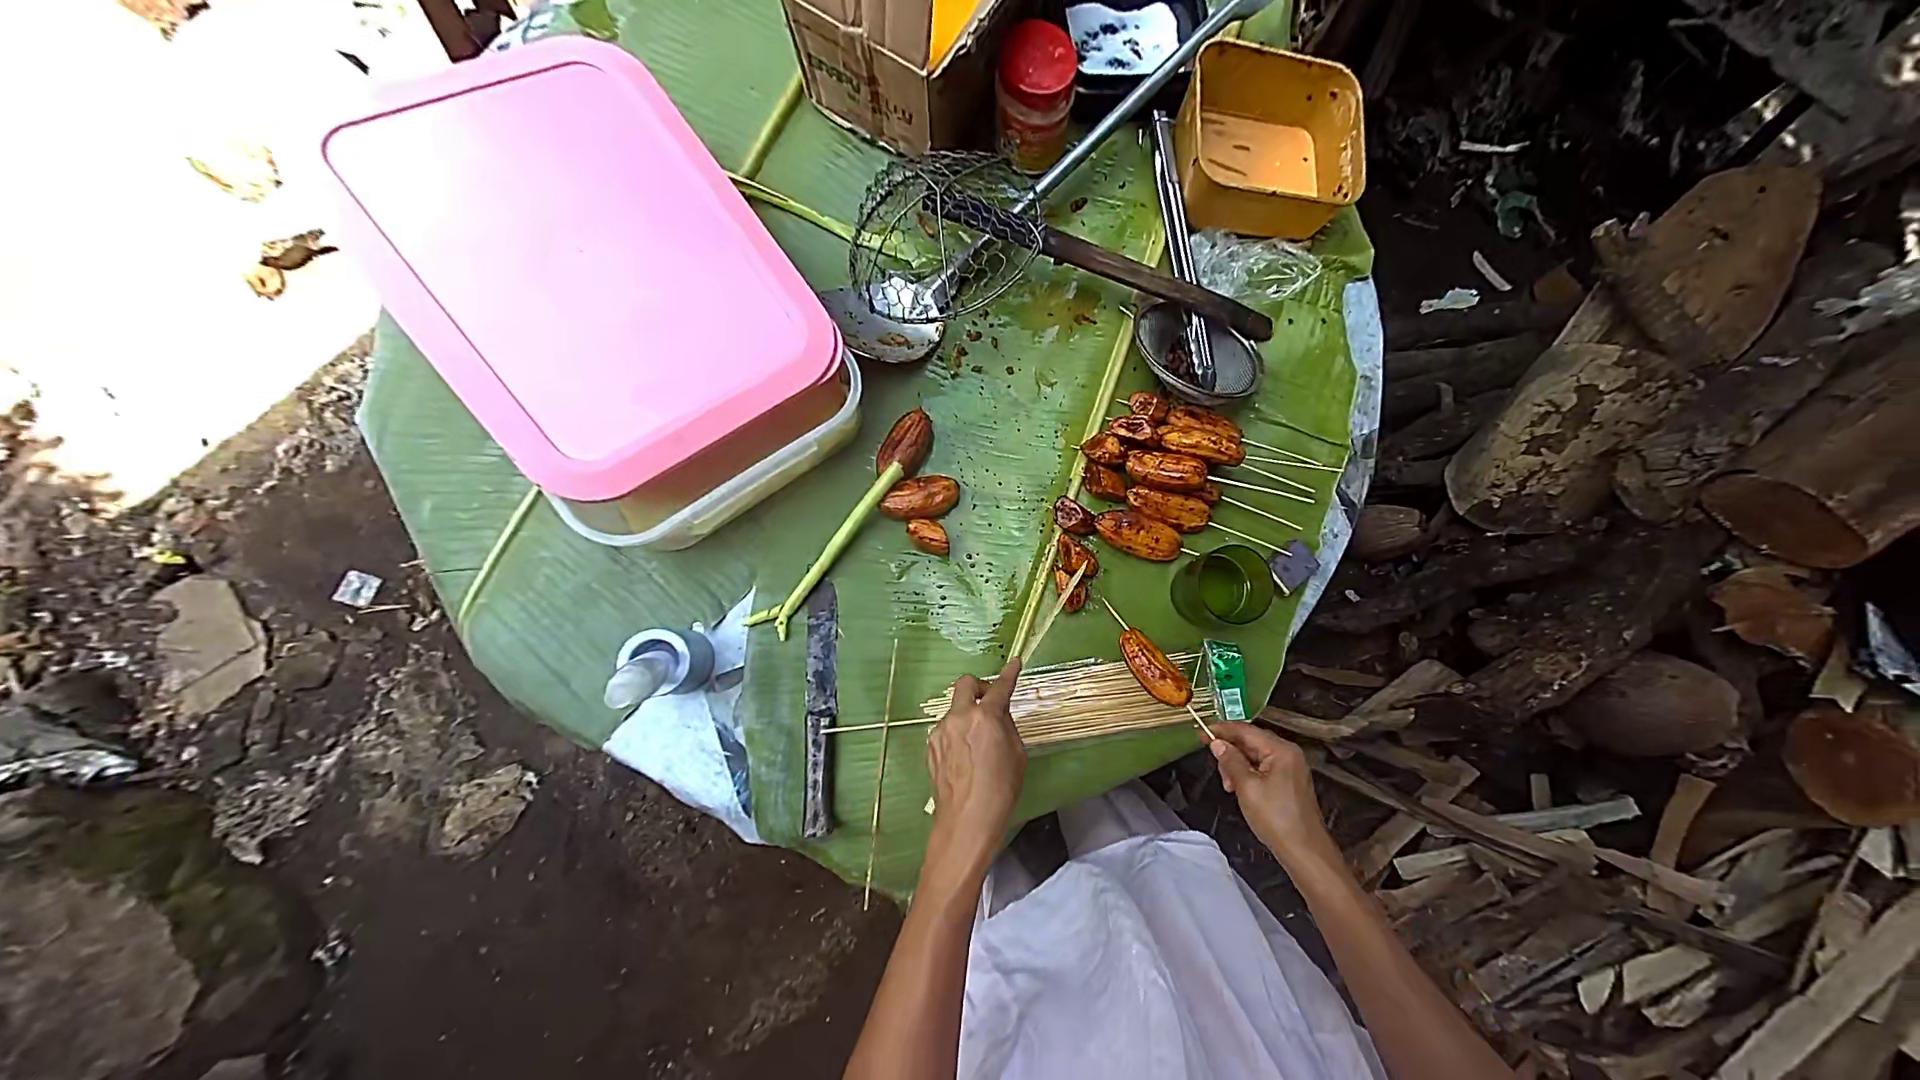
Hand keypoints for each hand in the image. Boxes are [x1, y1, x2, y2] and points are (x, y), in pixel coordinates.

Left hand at [926, 658, 1025, 869]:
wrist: (967, 820)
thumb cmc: (1000, 791)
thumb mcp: (1017, 755)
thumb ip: (1007, 726)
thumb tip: (999, 715)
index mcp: (985, 717)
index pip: (1000, 688)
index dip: (1009, 674)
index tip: (1014, 664)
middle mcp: (959, 717)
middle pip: (965, 684)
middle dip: (979, 687)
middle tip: (990, 703)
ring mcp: (941, 731)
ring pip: (955, 709)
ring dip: (968, 715)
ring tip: (980, 743)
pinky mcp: (931, 746)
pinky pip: (947, 729)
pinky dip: (958, 732)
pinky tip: (966, 756)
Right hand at [1204, 722, 1340, 870]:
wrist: (1305, 851)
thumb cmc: (1276, 818)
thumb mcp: (1246, 787)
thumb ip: (1230, 760)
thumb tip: (1217, 743)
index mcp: (1281, 750)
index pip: (1245, 730)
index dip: (1221, 730)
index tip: (1200, 732)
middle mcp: (1288, 754)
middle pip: (1251, 741)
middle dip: (1230, 752)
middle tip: (1216, 767)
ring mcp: (1290, 767)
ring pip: (1255, 755)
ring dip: (1237, 765)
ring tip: (1229, 785)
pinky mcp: (1289, 781)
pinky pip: (1262, 767)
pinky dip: (1247, 773)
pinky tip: (1239, 787)